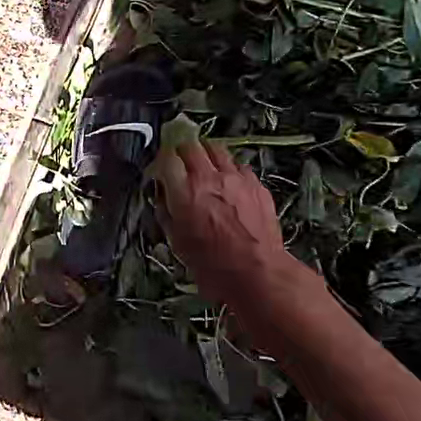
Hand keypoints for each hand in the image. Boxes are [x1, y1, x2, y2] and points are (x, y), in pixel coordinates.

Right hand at [153, 142, 297, 306]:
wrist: (258, 273)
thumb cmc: (215, 265)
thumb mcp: (177, 242)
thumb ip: (166, 212)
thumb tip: (163, 198)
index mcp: (185, 192)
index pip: (167, 158)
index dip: (162, 161)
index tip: (162, 169)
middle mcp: (209, 178)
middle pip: (191, 146)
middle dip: (182, 152)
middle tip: (181, 162)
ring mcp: (235, 178)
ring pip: (216, 149)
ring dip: (206, 154)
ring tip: (205, 165)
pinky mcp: (255, 184)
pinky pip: (239, 165)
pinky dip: (230, 169)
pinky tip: (229, 181)